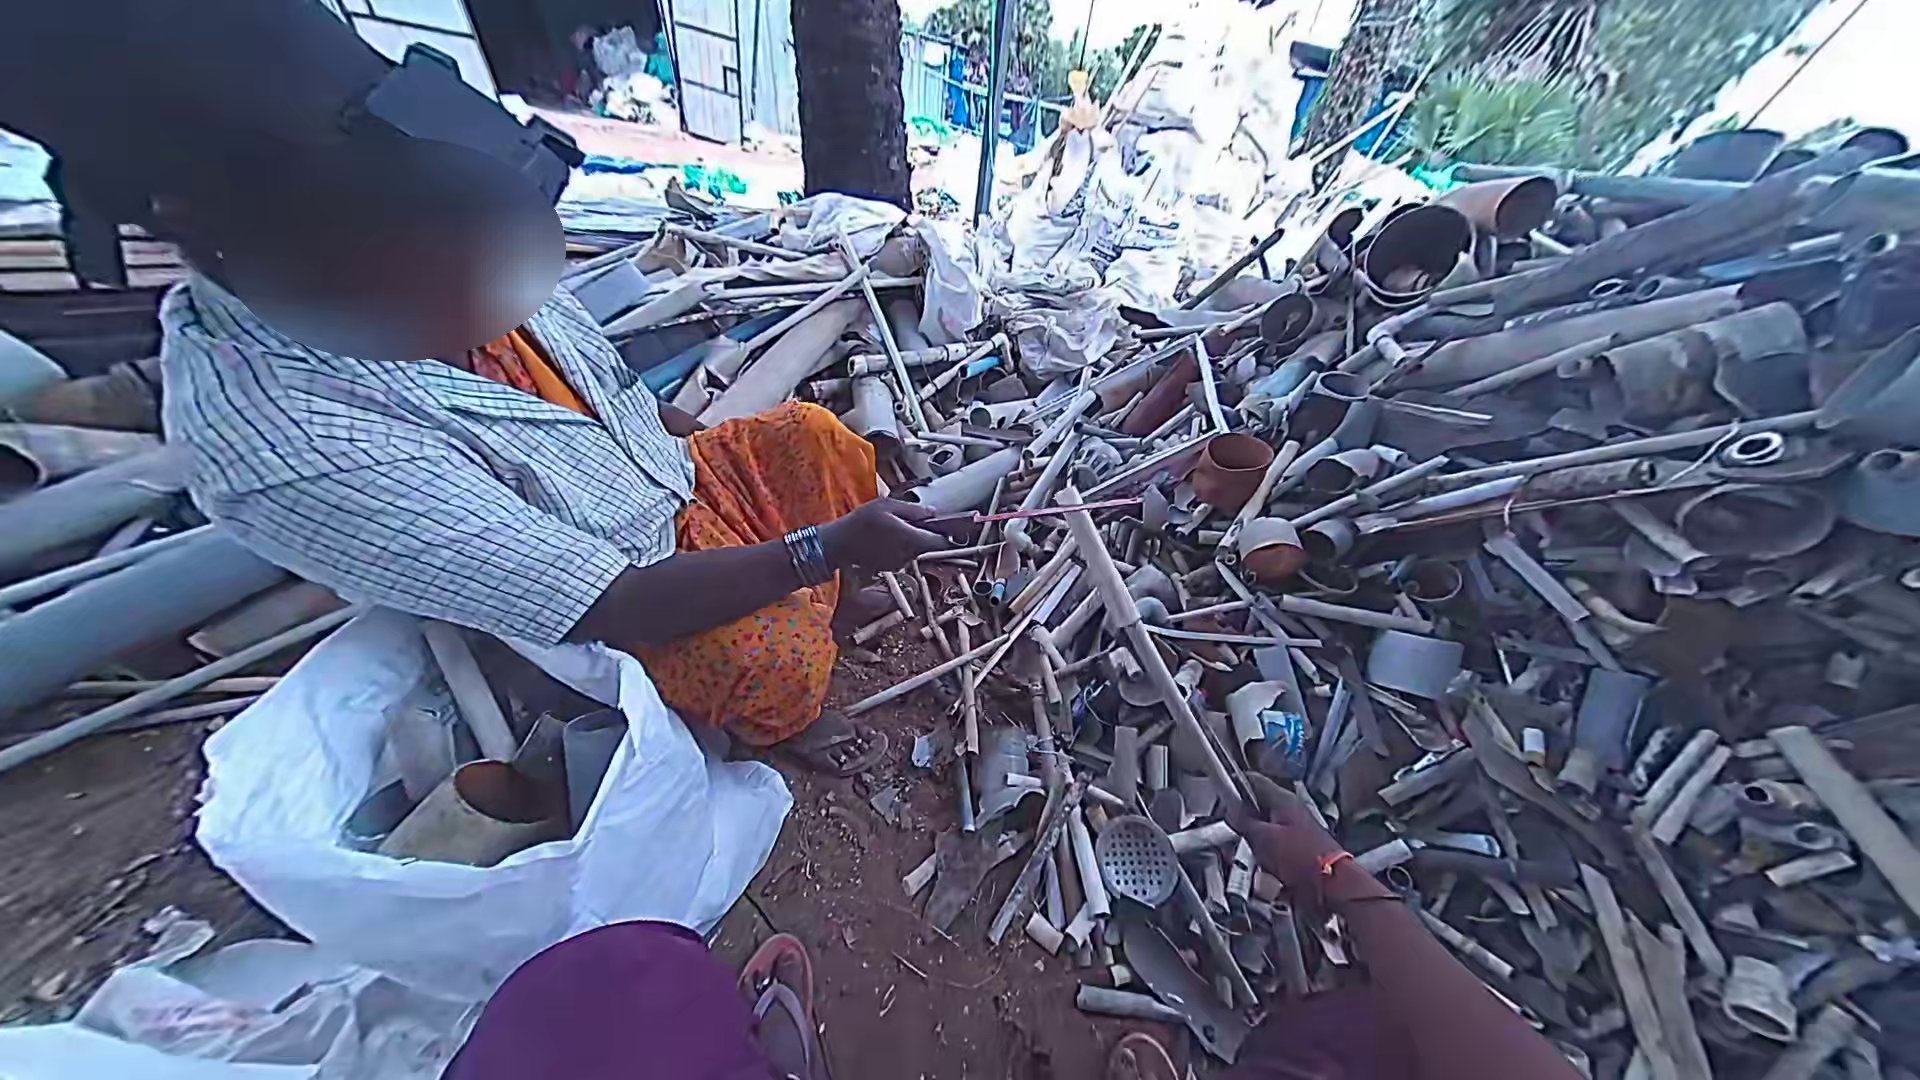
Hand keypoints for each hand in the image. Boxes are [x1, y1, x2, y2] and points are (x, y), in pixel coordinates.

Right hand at [820, 499, 952, 571]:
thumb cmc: (861, 522)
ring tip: (893, 527)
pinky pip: (904, 554)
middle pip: (929, 544)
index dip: (952, 535)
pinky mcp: (892, 567)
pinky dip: (901, 546)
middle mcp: (909, 554)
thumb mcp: (887, 506)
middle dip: (927, 533)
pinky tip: (885, 538)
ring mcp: (901, 562)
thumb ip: (913, 511)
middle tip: (913, 520)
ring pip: (917, 549)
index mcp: (911, 538)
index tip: (960, 528)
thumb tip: (934, 513)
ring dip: (912, 539)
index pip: (942, 542)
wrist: (839, 544)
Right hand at [1227, 774, 1353, 901]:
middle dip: (1244, 824)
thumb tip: (1230, 810)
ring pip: (1266, 833)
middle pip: (1257, 809)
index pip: (1252, 780)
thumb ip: (1242, 820)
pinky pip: (1277, 853)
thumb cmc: (1304, 859)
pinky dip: (1269, 861)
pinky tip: (1268, 873)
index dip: (1234, 785)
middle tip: (1234, 834)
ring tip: (1253, 858)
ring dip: (1256, 846)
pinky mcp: (1303, 855)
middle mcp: (1292, 813)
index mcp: (1283, 800)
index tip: (1222, 794)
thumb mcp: (1263, 837)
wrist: (1337, 891)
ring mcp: (1299, 834)